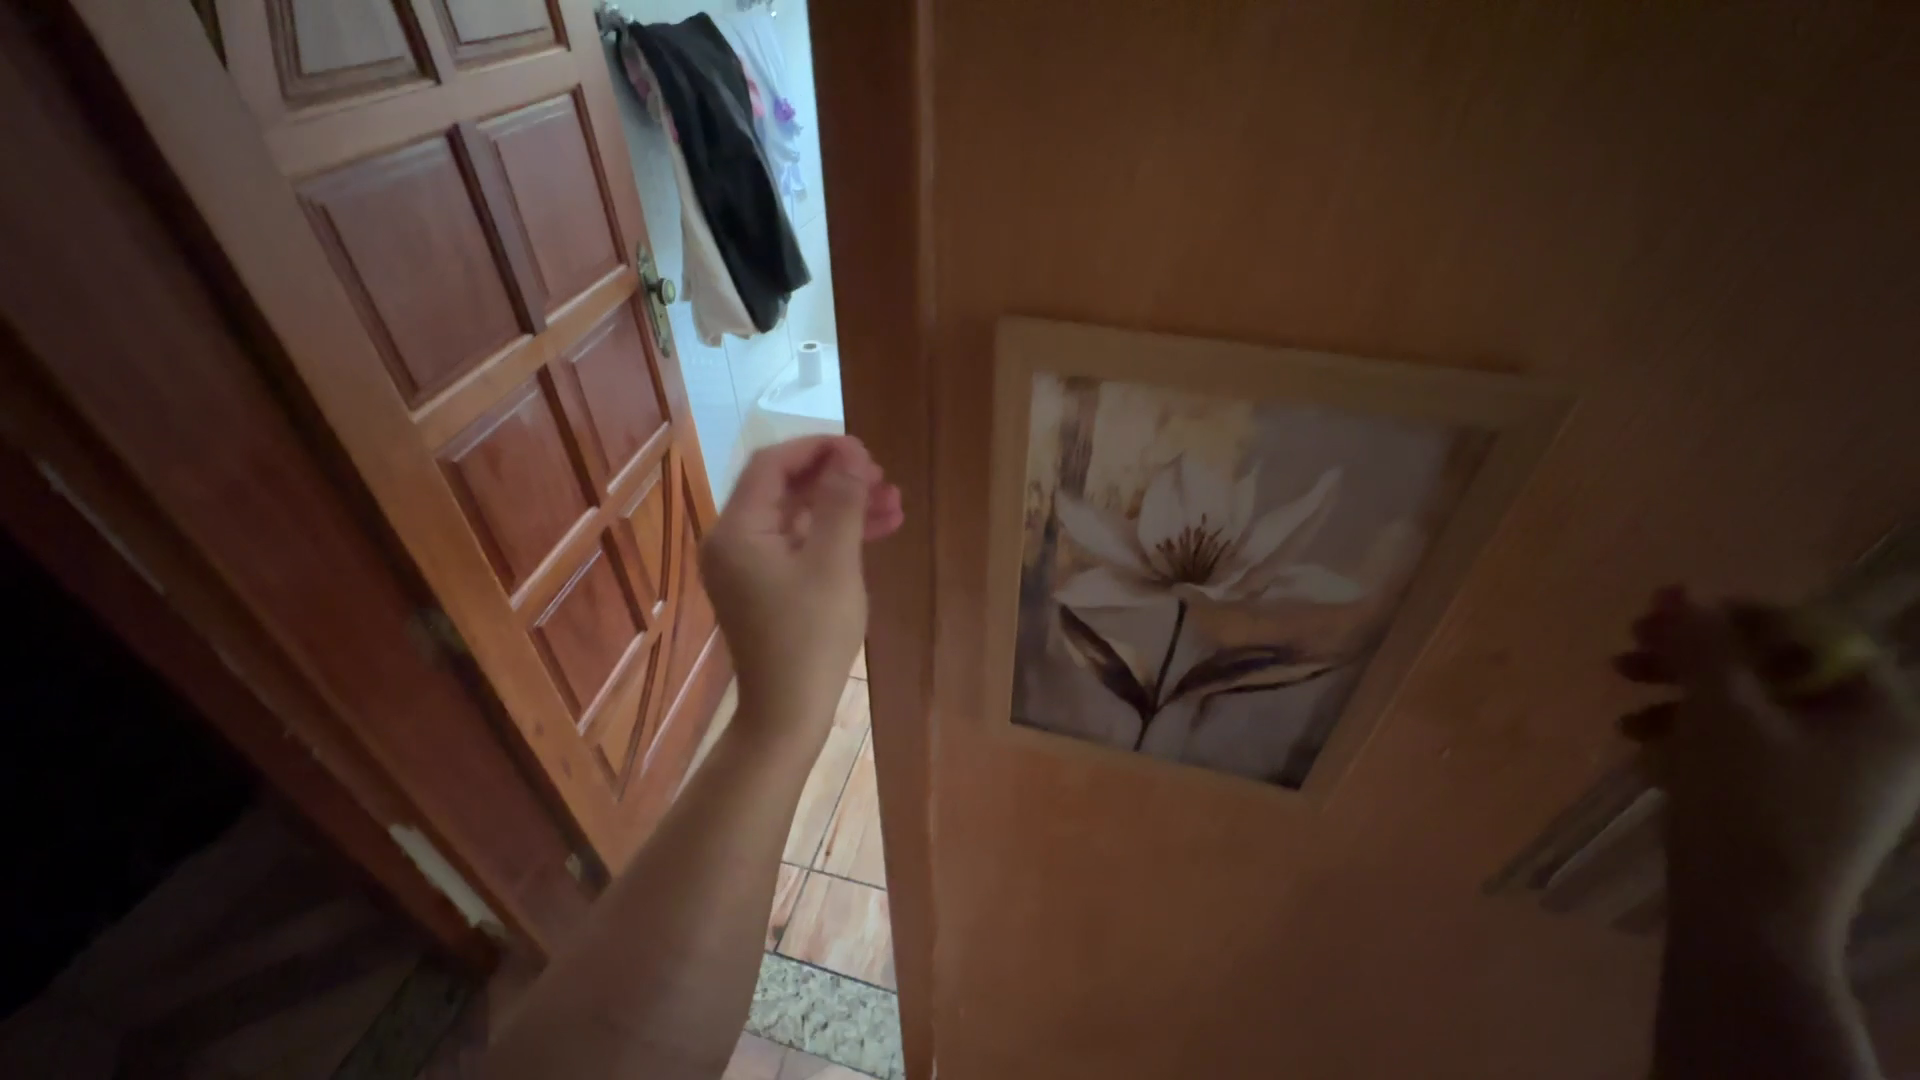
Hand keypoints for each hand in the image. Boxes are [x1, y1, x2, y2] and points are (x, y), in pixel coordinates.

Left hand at [700, 436, 902, 742]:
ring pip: (797, 518)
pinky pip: (798, 545)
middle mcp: (732, 541)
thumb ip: (841, 502)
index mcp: (737, 530)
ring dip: (843, 507)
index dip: (819, 448)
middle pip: (785, 489)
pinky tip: (877, 532)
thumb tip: (850, 454)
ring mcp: (747, 566)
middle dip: (837, 479)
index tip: (864, 451)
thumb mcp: (834, 563)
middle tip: (883, 479)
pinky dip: (833, 537)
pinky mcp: (764, 586)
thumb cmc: (811, 636)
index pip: (772, 465)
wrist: (788, 712)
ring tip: (894, 505)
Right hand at [1615, 589, 1919, 939]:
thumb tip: (1677, 589)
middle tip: (1629, 648)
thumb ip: (1701, 645)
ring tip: (1619, 689)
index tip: (1664, 615)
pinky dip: (1688, 729)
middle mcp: (1870, 738)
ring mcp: (1832, 773)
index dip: (1735, 614)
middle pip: (1774, 667)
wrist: (1748, 915)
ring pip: (1749, 704)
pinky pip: (1741, 742)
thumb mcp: (1720, 712)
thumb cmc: (1748, 804)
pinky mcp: (1791, 798)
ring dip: (1679, 688)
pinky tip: (1637, 736)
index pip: (1812, 632)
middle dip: (1695, 653)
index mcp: (1880, 714)